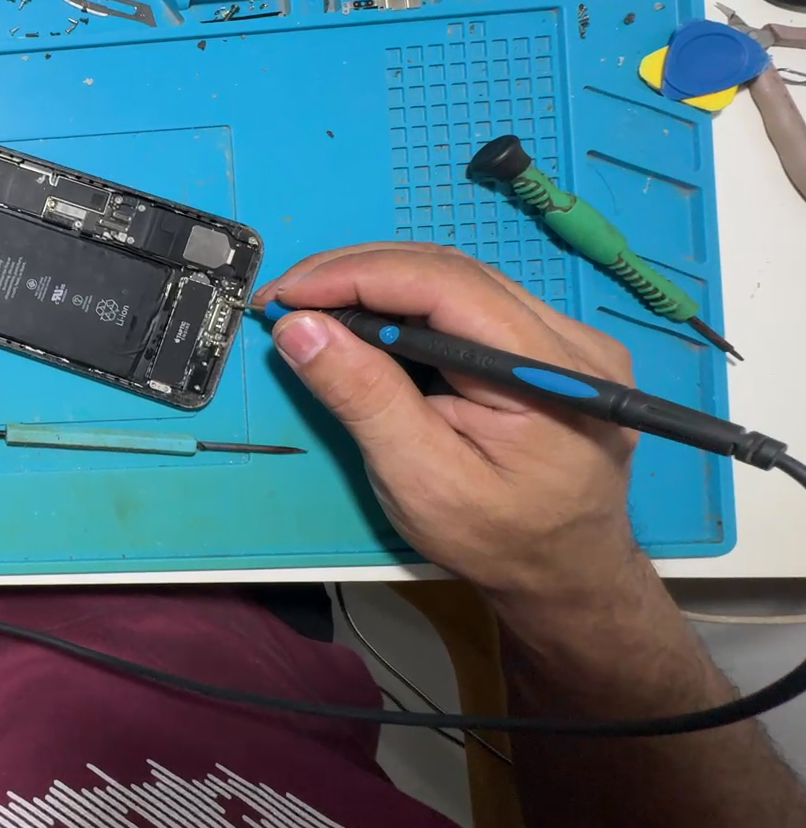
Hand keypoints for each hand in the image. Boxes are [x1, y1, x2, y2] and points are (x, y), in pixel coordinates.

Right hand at [255, 243, 641, 605]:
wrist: (560, 574)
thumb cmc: (493, 537)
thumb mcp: (417, 476)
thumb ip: (363, 397)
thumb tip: (299, 327)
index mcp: (548, 370)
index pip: (443, 286)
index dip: (354, 276)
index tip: (283, 296)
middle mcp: (564, 338)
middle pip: (443, 271)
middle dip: (350, 273)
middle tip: (281, 300)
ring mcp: (553, 338)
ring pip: (445, 278)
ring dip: (365, 283)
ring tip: (305, 308)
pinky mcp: (530, 346)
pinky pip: (450, 301)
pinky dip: (387, 302)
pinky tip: (351, 322)